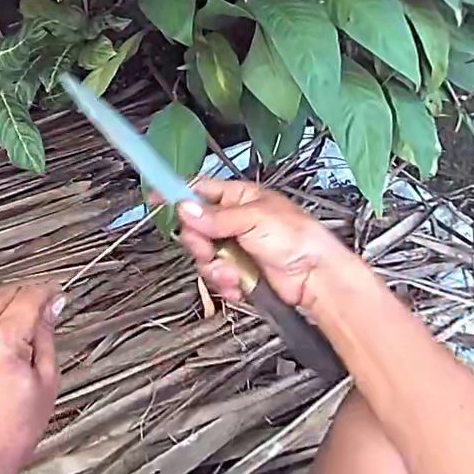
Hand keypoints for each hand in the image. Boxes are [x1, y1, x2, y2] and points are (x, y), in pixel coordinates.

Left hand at [0, 282, 63, 473]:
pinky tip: (10, 346)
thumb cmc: (9, 433)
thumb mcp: (46, 380)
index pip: (28, 297)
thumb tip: (50, 309)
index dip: (48, 292)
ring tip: (30, 333)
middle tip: (48, 307)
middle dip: (29, 296)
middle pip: (6, 295)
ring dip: (11, 311)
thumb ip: (47, 337)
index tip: (57, 294)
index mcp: (1, 340)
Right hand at [173, 180, 366, 312]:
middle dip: (200, 243)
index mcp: (239, 198)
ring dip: (214, 267)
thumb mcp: (254, 219)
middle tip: (210, 248)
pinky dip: (225, 283)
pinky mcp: (239, 272)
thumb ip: (217, 216)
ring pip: (204, 256)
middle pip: (195, 228)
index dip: (178, 195)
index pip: (200, 190)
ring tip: (232, 270)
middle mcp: (234, 221)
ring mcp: (236, 247)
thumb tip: (186, 207)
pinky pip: (216, 277)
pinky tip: (239, 283)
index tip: (156, 199)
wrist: (317, 278)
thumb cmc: (299, 238)